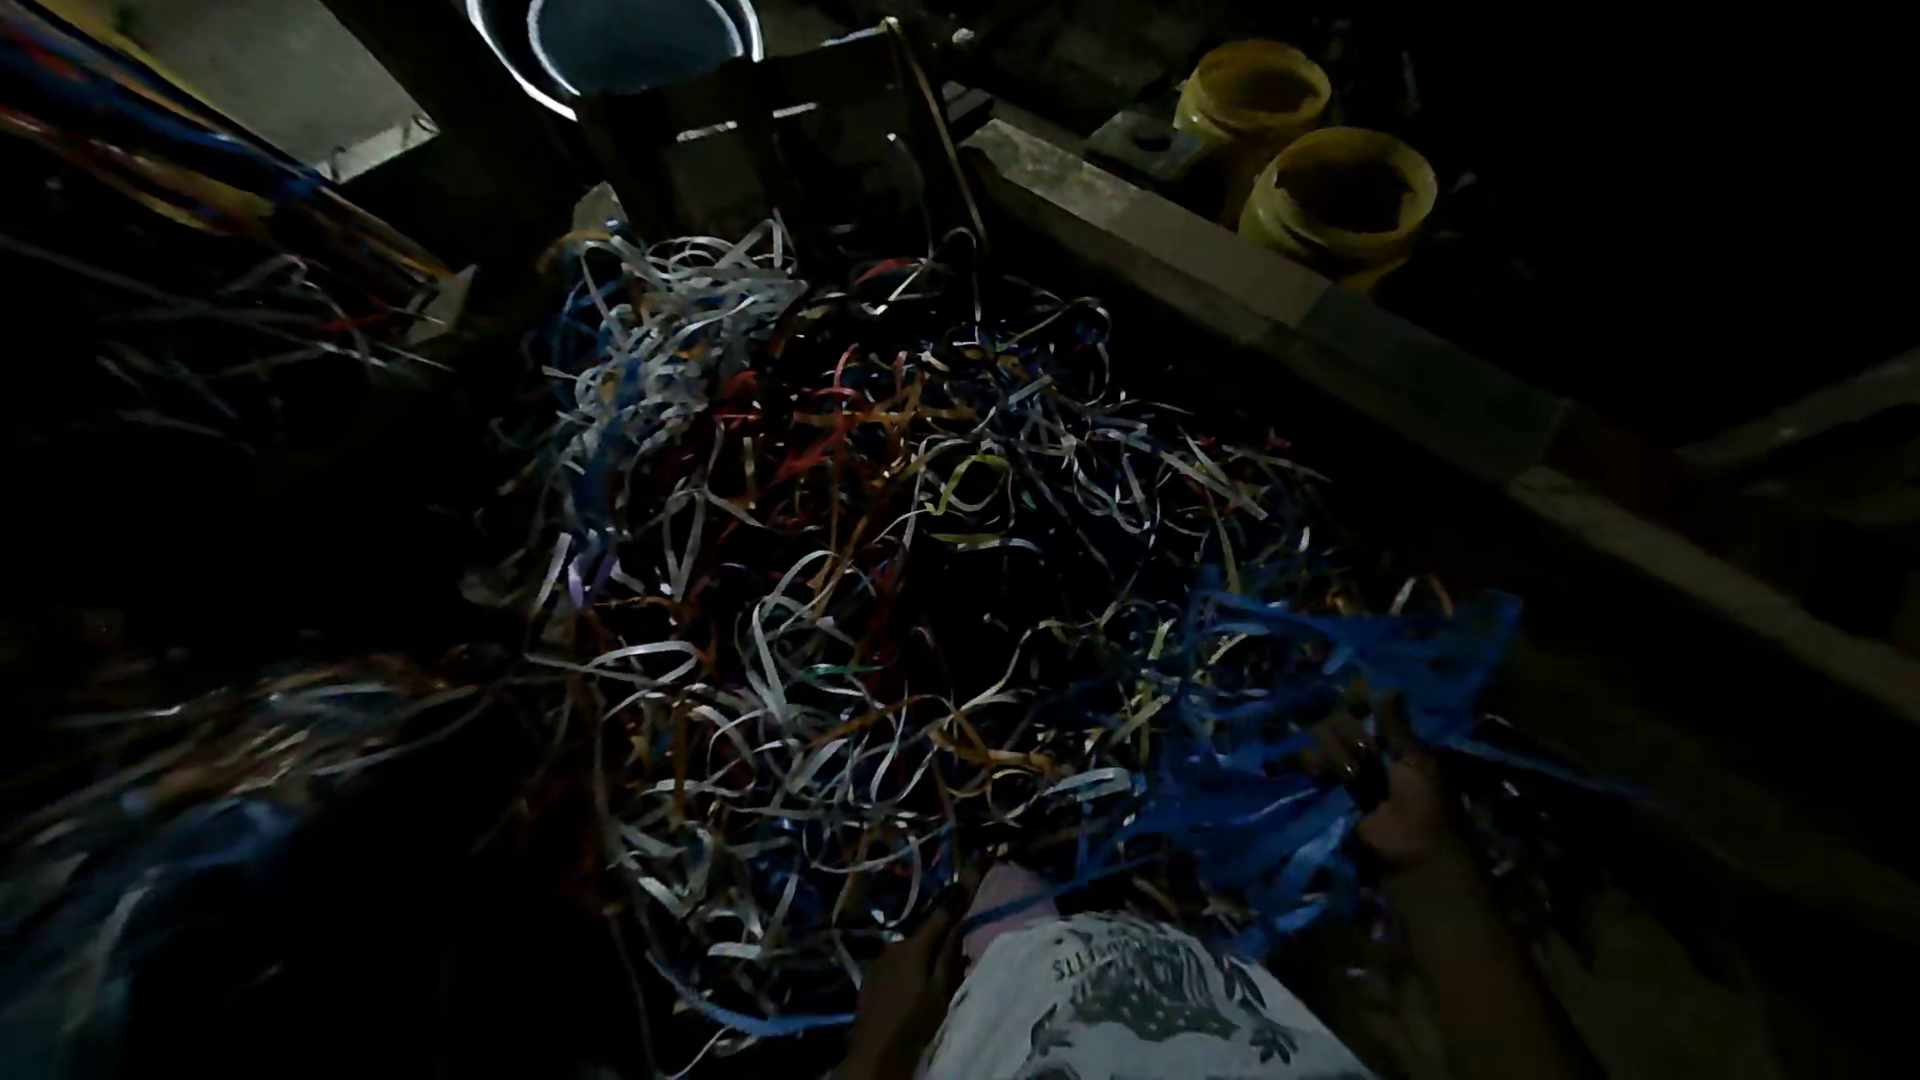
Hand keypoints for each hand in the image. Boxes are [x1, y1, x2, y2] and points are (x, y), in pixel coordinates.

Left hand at [839, 892, 966, 1079]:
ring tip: (929, 973)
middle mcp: (893, 945)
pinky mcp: (869, 975)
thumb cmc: (913, 1025)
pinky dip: (905, 967)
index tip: (965, 891)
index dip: (953, 906)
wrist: (873, 1055)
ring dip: (919, 955)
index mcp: (913, 947)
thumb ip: (949, 956)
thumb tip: (959, 926)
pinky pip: (893, 962)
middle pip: (922, 935)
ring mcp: (878, 959)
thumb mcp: (940, 993)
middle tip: (952, 953)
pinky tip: (908, 985)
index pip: (938, 917)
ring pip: (907, 949)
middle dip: (937, 939)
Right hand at [1303, 696, 1466, 872]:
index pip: (1367, 717)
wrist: (1414, 856)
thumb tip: (1389, 687)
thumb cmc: (1426, 807)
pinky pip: (1314, 770)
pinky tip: (1316, 770)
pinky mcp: (1328, 795)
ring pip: (1327, 747)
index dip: (1357, 709)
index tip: (1348, 699)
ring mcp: (1348, 778)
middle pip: (1343, 729)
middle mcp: (1371, 759)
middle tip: (1357, 753)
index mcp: (1396, 750)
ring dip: (1332, 753)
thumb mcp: (1417, 761)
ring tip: (1342, 771)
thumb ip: (1396, 727)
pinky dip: (1313, 765)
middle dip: (1345, 735)